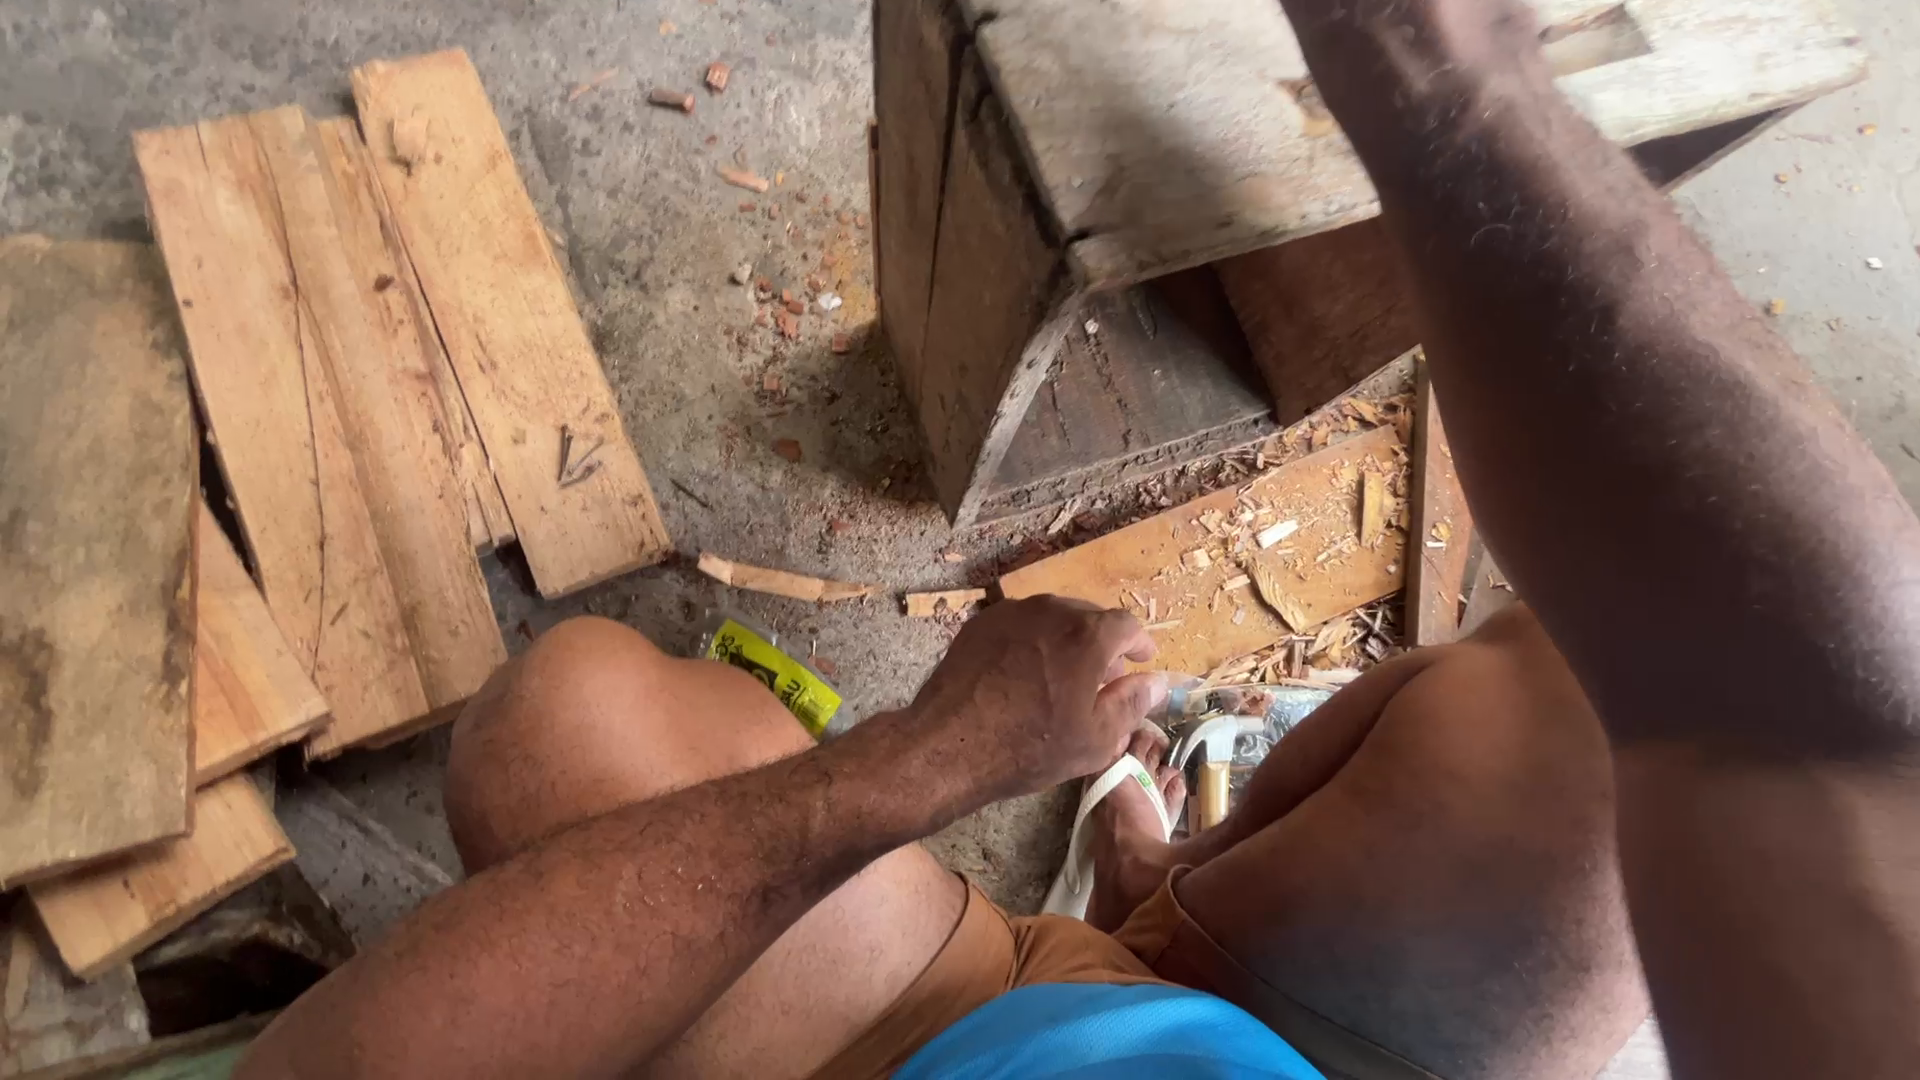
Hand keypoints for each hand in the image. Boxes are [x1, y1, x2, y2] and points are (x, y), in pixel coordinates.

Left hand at [889, 596, 1167, 807]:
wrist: (950, 743)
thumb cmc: (1030, 746)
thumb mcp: (1096, 738)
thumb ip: (1132, 703)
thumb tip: (1156, 682)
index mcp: (1087, 635)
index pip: (1127, 625)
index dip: (1139, 643)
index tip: (1142, 660)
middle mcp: (1051, 610)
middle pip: (1089, 616)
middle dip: (1103, 643)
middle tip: (1104, 675)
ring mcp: (1012, 612)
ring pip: (1053, 617)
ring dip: (1066, 639)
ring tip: (1064, 674)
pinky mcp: (981, 622)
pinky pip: (1020, 624)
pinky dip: (1032, 640)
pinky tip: (1025, 671)